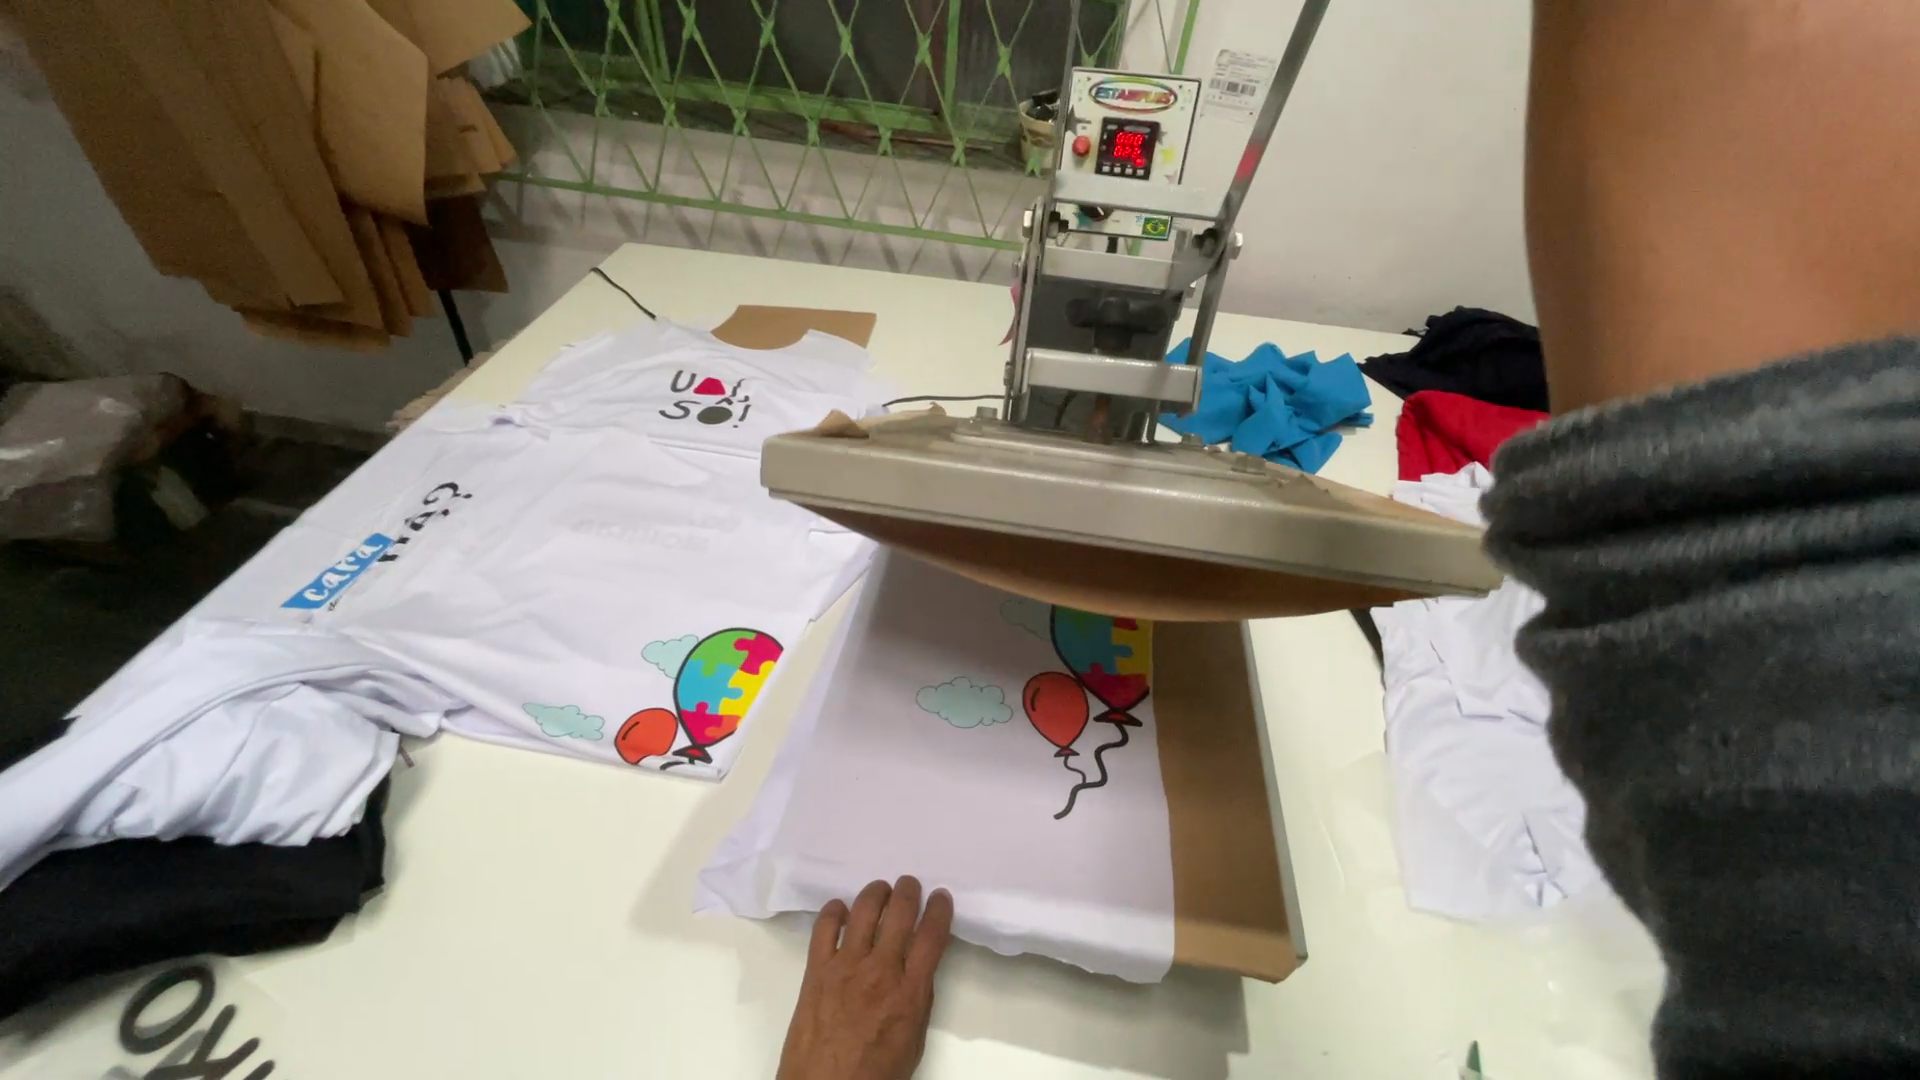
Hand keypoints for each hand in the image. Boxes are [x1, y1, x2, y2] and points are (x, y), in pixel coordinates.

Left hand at [777, 876, 954, 1079]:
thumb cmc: (875, 1074)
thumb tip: (919, 966)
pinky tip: (841, 909)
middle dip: (908, 891)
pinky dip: (834, 910)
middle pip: (899, 912)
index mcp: (909, 992)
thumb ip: (918, 999)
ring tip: (880, 890)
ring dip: (876, 892)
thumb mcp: (913, 1041)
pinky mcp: (817, 969)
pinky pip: (824, 926)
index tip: (941, 896)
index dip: (939, 909)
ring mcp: (846, 966)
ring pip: (864, 909)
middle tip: (909, 885)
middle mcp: (880, 970)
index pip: (932, 935)